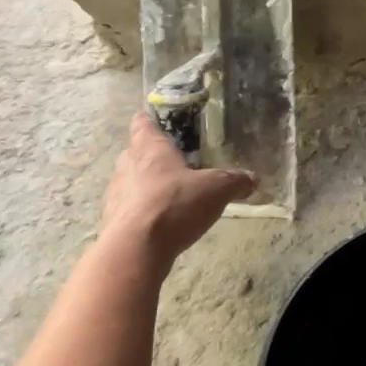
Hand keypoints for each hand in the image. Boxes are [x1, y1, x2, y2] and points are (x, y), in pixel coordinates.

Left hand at [100, 111, 254, 271]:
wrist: (136, 250)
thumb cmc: (175, 204)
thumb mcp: (217, 189)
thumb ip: (236, 181)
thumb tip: (253, 179)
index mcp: (150, 151)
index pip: (143, 126)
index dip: (147, 120)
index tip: (149, 116)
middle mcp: (128, 168)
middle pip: (133, 153)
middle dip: (147, 154)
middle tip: (168, 159)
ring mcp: (116, 196)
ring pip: (128, 182)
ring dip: (142, 184)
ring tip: (166, 192)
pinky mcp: (112, 223)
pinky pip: (127, 209)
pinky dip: (140, 210)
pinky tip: (159, 220)